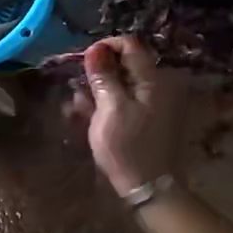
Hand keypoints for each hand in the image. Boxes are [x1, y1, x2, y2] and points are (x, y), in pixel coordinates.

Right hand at [82, 36, 186, 194]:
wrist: (147, 187)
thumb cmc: (127, 146)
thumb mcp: (109, 108)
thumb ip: (103, 76)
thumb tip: (94, 48)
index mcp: (152, 80)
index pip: (130, 45)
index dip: (104, 47)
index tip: (83, 60)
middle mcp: (156, 86)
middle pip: (124, 64)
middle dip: (97, 72)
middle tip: (76, 85)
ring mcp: (152, 103)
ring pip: (120, 83)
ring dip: (97, 89)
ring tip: (76, 106)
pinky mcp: (146, 117)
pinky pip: (122, 100)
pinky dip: (104, 103)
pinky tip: (86, 115)